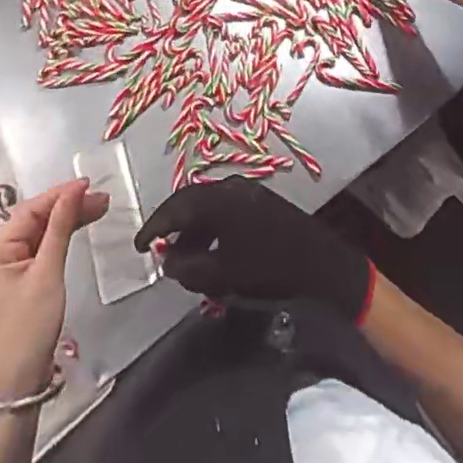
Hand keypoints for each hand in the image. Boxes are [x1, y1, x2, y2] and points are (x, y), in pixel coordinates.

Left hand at [0, 179, 109, 399]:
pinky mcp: (18, 288)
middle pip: (34, 222)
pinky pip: (39, 254)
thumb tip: (71, 192)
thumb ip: (59, 230)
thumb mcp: (47, 275)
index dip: (59, 194)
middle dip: (67, 207)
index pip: (29, 210)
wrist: (14, 389)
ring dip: (66, 222)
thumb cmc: (28, 329)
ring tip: (98, 210)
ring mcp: (7, 274)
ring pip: (39, 237)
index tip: (88, 184)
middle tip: (102, 200)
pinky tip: (76, 232)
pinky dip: (59, 242)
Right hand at [135, 178, 376, 322]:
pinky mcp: (261, 203)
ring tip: (187, 259)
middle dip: (172, 228)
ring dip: (193, 232)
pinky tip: (213, 252)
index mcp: (217, 199)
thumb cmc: (269, 267)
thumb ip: (188, 268)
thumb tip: (167, 262)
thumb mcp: (223, 273)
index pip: (174, 209)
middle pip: (189, 204)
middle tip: (159, 250)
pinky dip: (212, 230)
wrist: (323, 263)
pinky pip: (225, 212)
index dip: (152, 228)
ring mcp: (247, 192)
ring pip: (208, 209)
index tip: (139, 246)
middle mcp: (229, 188)